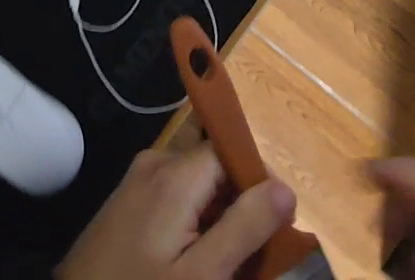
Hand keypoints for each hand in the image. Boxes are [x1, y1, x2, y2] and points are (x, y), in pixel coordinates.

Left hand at [57, 145, 297, 279]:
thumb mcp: (201, 276)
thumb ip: (243, 228)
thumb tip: (284, 187)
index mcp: (174, 174)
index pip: (230, 148)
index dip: (259, 178)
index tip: (279, 221)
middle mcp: (155, 164)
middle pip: (213, 161)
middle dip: (241, 196)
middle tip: (257, 246)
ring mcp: (139, 180)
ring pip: (196, 179)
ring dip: (220, 211)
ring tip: (233, 258)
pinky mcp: (130, 200)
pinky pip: (176, 194)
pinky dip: (197, 217)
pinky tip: (201, 255)